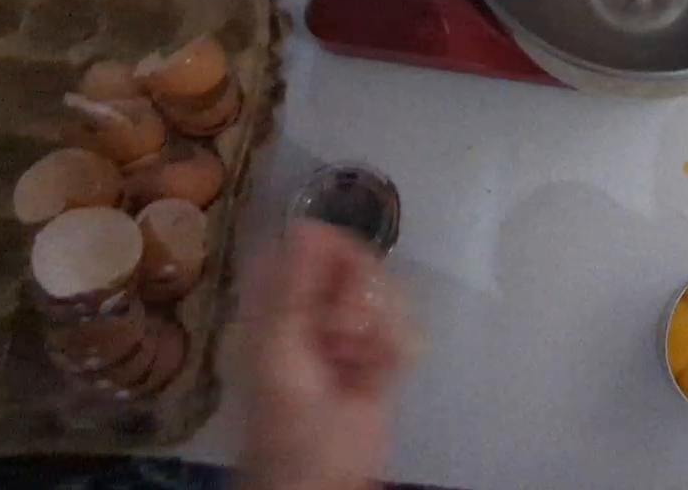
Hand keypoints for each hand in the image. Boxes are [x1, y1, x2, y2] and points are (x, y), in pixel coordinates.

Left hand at [239, 220, 420, 489]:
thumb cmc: (289, 423)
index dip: (340, 250)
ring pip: (389, 290)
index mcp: (284, 304)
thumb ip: (293, 288)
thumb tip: (307, 224)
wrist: (325, 480)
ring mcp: (355, 329)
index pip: (317, 245)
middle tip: (347, 333)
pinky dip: (401, 343)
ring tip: (363, 361)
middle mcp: (319, 309)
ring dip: (384, 324)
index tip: (351, 273)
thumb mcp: (280, 353)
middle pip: (361, 263)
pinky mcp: (385, 348)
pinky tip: (386, 368)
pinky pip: (407, 320)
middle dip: (364, 296)